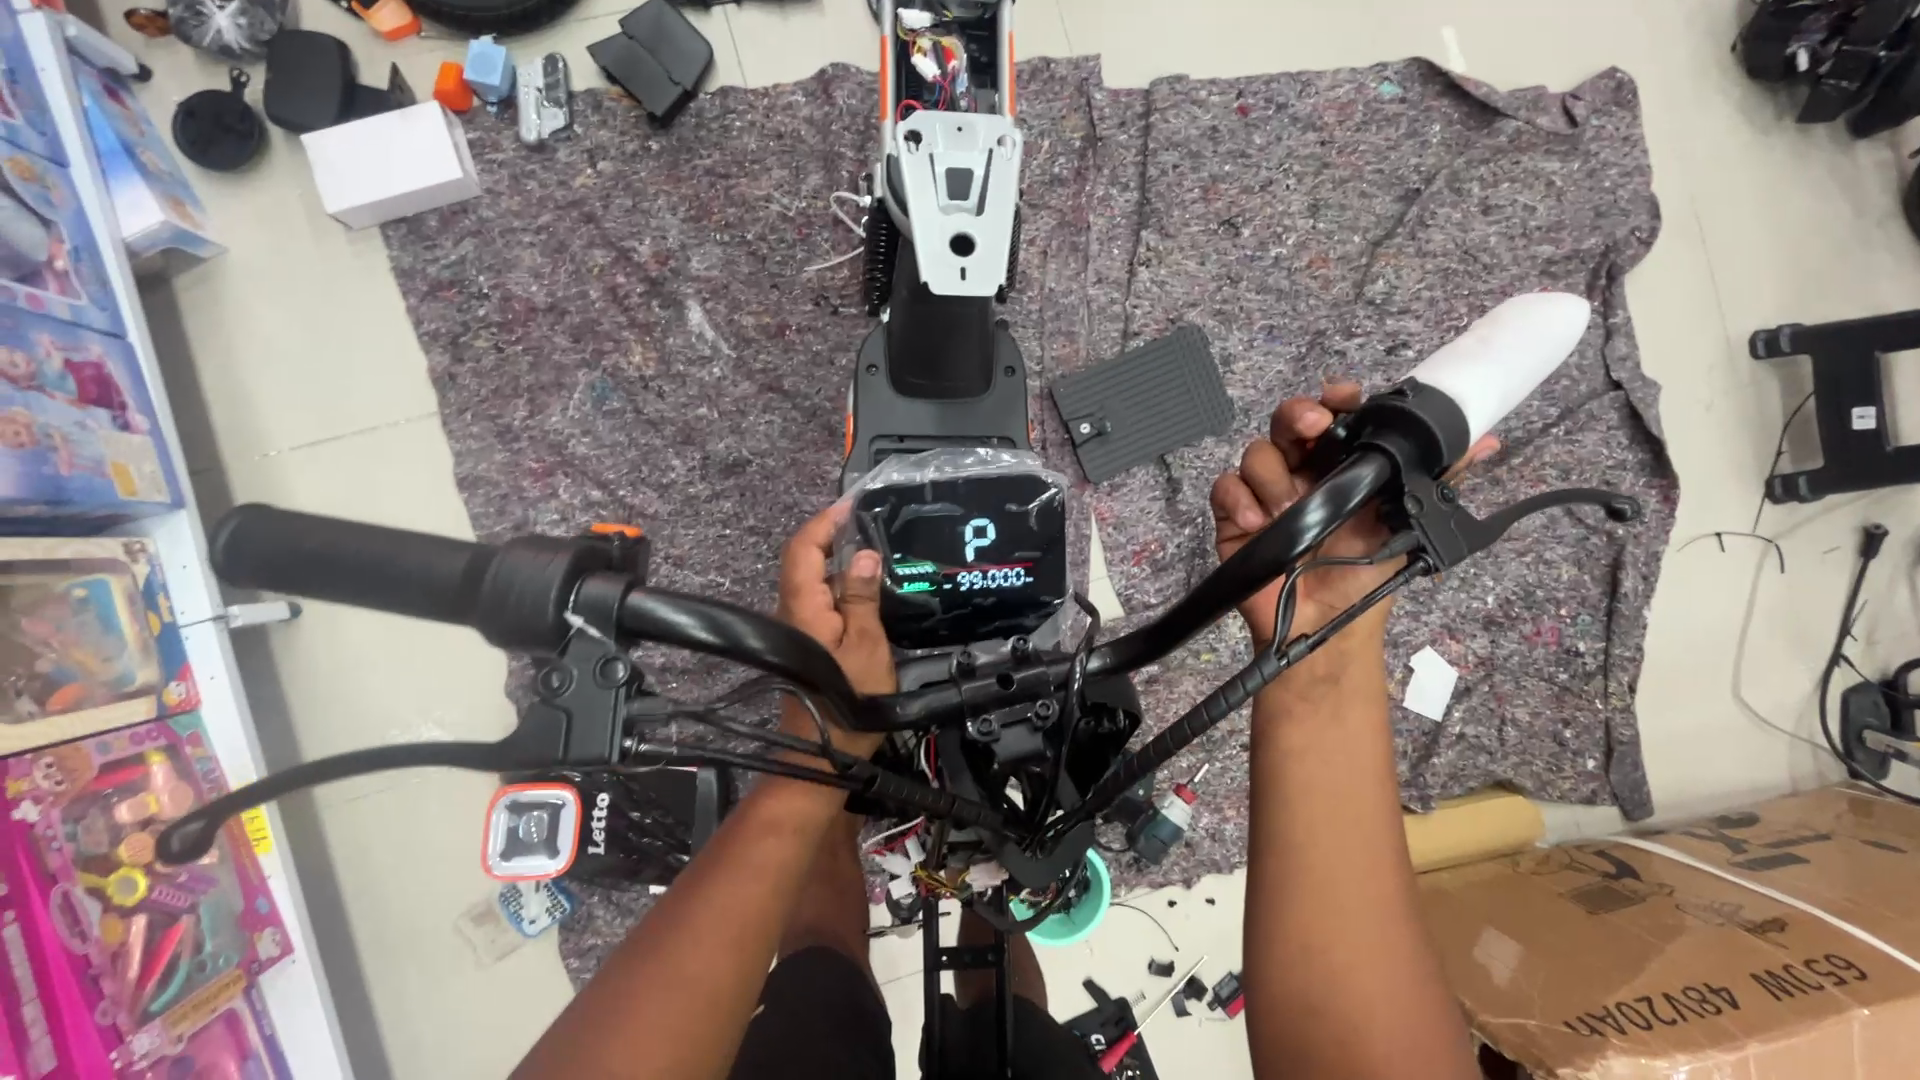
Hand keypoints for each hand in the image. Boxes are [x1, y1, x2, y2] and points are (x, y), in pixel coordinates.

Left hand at [776, 503, 894, 755]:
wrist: (822, 754)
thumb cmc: (848, 702)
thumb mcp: (867, 646)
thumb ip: (864, 598)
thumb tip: (865, 555)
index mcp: (805, 606)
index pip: (804, 548)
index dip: (824, 521)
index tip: (853, 506)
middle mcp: (793, 611)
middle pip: (805, 560)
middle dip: (834, 536)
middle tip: (871, 524)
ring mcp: (798, 628)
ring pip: (814, 581)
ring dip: (840, 561)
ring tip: (876, 551)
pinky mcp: (807, 643)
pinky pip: (822, 601)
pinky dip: (843, 586)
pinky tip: (869, 590)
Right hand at [1211, 382, 1496, 648]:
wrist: (1325, 623)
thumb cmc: (1365, 573)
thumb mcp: (1408, 524)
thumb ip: (1438, 480)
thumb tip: (1488, 441)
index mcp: (1340, 465)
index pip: (1333, 417)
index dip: (1335, 399)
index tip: (1344, 397)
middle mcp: (1300, 471)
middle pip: (1287, 422)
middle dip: (1298, 415)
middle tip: (1315, 427)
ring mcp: (1264, 493)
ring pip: (1256, 453)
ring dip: (1272, 474)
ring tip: (1288, 509)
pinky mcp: (1234, 517)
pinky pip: (1225, 488)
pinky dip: (1238, 500)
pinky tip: (1257, 523)